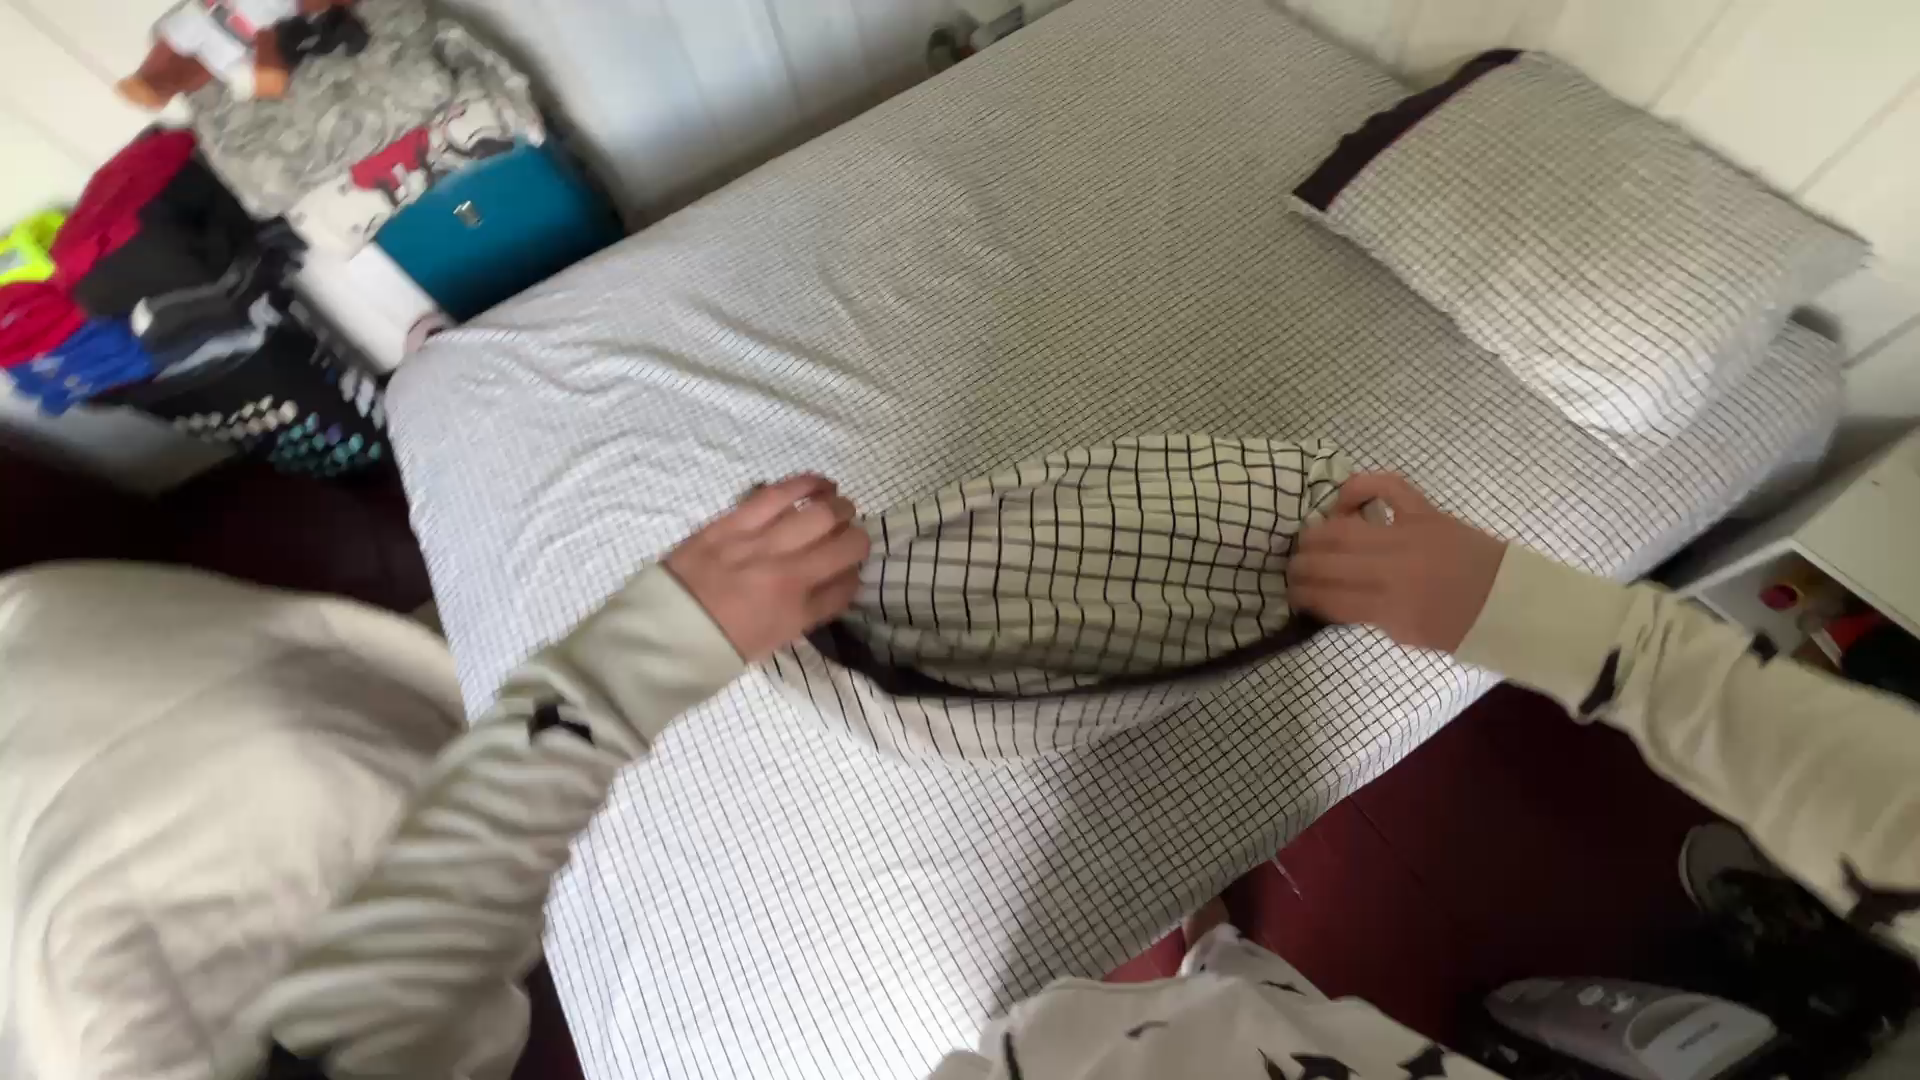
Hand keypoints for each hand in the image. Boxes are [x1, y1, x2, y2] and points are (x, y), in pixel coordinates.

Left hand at [664, 474, 870, 660]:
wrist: (662, 629)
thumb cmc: (722, 642)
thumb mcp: (778, 638)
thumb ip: (815, 607)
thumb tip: (842, 578)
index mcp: (795, 609)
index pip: (848, 582)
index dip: (856, 571)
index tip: (849, 567)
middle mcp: (786, 573)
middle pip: (844, 541)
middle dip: (856, 534)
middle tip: (849, 532)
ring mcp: (759, 543)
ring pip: (818, 511)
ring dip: (838, 505)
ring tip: (839, 504)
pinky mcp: (733, 521)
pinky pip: (778, 493)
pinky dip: (806, 484)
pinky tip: (819, 484)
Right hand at [1291, 472, 1507, 652]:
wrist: (1518, 604)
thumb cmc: (1463, 628)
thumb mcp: (1408, 636)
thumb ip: (1367, 616)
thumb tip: (1330, 599)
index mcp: (1391, 607)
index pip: (1327, 597)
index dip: (1301, 596)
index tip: (1291, 596)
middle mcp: (1394, 568)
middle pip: (1326, 562)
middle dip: (1299, 567)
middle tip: (1292, 571)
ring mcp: (1409, 535)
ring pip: (1341, 527)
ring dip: (1315, 535)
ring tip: (1307, 543)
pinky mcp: (1426, 513)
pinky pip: (1387, 486)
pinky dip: (1360, 486)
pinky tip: (1343, 502)